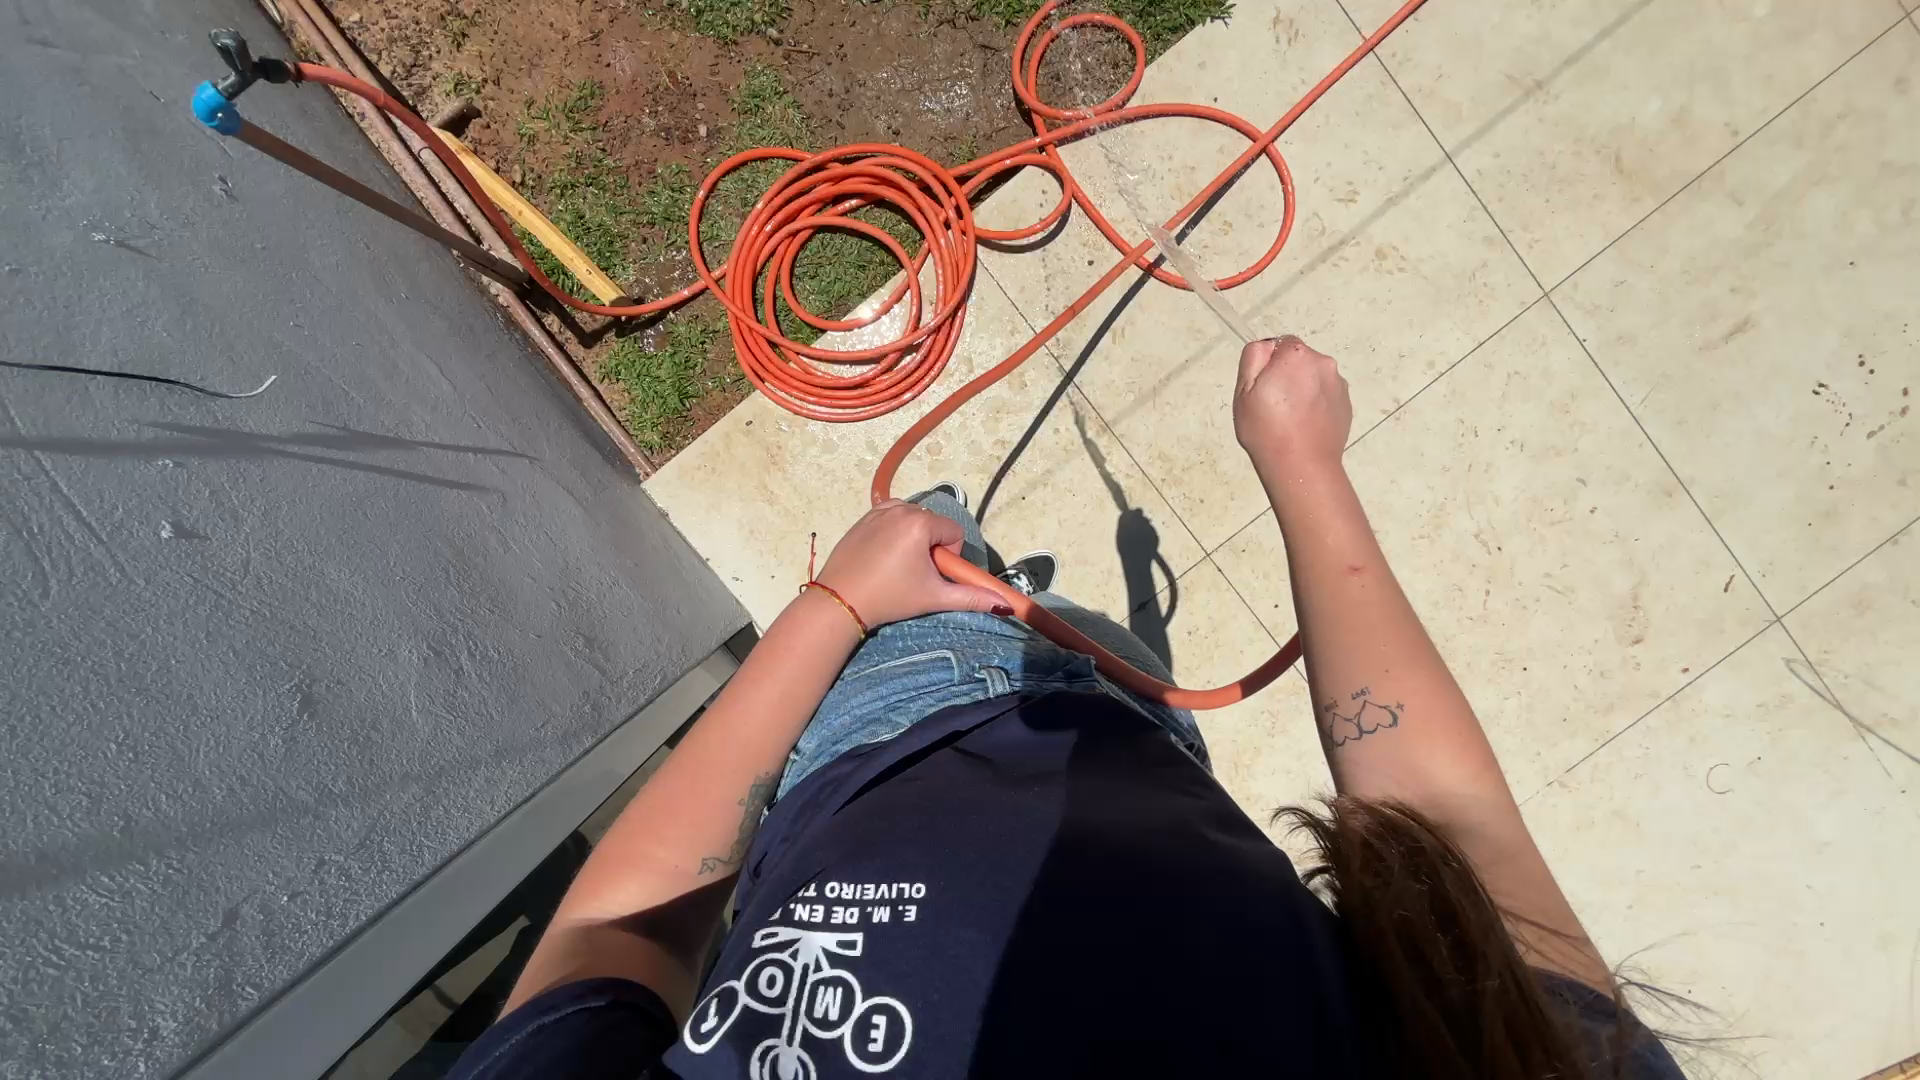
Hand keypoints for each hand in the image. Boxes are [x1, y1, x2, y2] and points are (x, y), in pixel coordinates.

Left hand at [812, 501, 1006, 628]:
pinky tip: (883, 556)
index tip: (930, 575)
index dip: (948, 557)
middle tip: (912, 573)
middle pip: (933, 524)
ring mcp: (879, 510)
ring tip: (897, 565)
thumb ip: (971, 597)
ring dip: (913, 538)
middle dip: (930, 546)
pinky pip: (891, 517)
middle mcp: (901, 509)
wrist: (841, 601)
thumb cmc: (890, 598)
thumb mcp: (934, 597)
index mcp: (921, 523)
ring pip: (913, 519)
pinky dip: (893, 531)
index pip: (954, 532)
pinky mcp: (863, 517)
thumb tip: (1005, 606)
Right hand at [1233, 335, 1351, 480]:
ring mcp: (1339, 384)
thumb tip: (1266, 345)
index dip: (1268, 364)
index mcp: (1296, 355)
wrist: (1301, 464)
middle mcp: (1323, 363)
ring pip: (1314, 378)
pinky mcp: (1346, 404)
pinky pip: (1325, 396)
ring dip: (1303, 389)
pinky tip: (1304, 425)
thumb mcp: (1244, 392)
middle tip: (1272, 405)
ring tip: (1289, 419)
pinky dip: (1315, 404)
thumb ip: (1253, 358)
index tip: (1262, 387)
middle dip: (1287, 375)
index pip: (1280, 344)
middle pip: (1299, 360)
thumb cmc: (1267, 429)